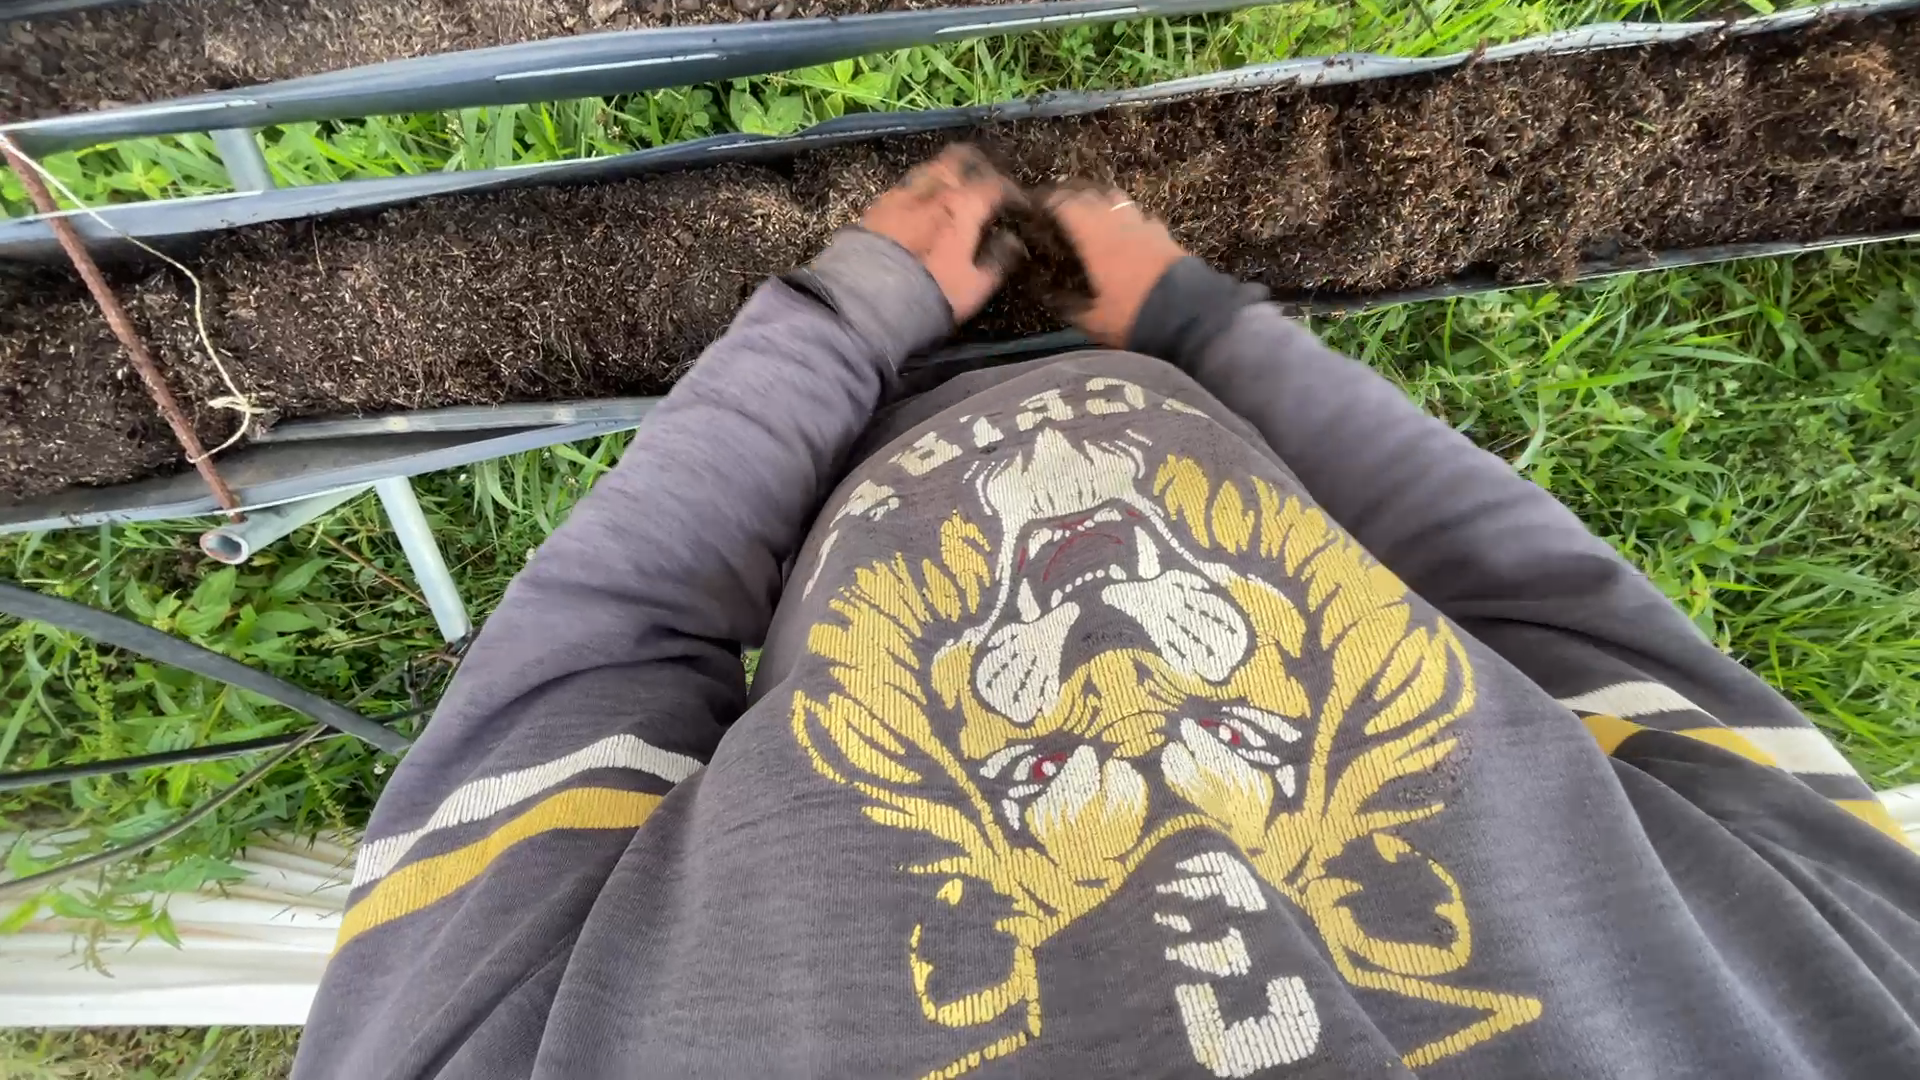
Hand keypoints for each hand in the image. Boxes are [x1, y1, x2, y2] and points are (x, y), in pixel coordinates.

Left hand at [860, 144, 1022, 321]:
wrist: (872, 299)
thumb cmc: (933, 294)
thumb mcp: (975, 286)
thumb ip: (999, 260)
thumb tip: (1013, 242)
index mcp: (964, 206)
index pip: (997, 186)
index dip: (1014, 193)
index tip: (1021, 205)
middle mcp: (934, 190)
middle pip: (962, 159)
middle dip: (980, 166)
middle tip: (988, 181)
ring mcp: (903, 193)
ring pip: (931, 167)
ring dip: (948, 173)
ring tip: (953, 190)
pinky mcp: (878, 205)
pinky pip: (905, 186)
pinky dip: (921, 190)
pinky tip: (921, 207)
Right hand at [1046, 188, 1187, 346]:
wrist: (1188, 314)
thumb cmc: (1132, 315)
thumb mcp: (1094, 320)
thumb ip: (1068, 307)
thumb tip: (1047, 296)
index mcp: (1095, 240)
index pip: (1067, 207)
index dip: (1050, 202)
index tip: (1037, 204)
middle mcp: (1118, 224)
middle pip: (1091, 195)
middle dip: (1072, 196)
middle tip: (1059, 204)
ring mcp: (1143, 225)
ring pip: (1116, 200)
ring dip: (1100, 201)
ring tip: (1091, 212)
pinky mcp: (1163, 234)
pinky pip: (1139, 216)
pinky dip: (1125, 217)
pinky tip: (1125, 230)